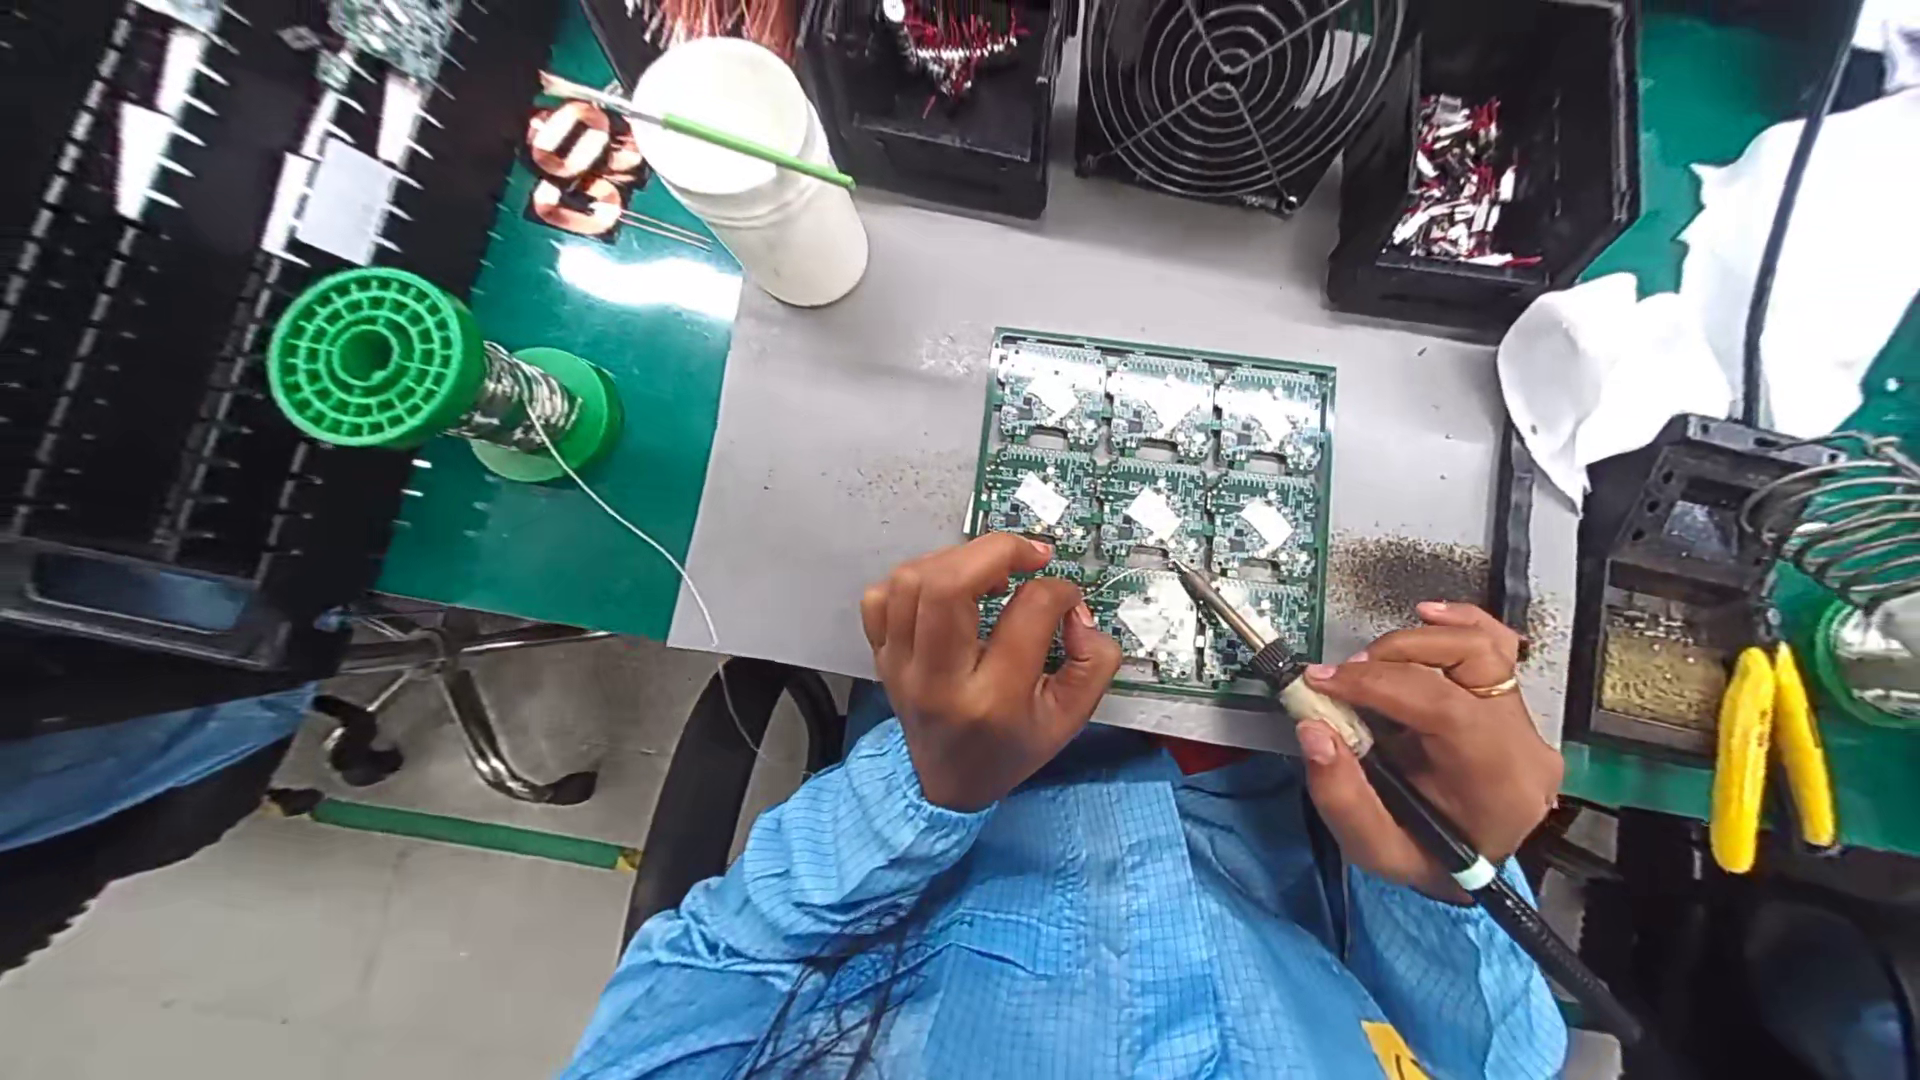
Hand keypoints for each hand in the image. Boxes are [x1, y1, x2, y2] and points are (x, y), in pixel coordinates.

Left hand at [860, 533, 1121, 811]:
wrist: (948, 783)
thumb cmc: (1009, 749)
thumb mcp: (1069, 719)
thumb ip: (1092, 663)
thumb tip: (1074, 610)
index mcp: (992, 701)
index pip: (1027, 615)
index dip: (1057, 590)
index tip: (1066, 596)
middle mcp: (937, 681)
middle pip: (947, 586)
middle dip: (996, 551)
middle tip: (1027, 556)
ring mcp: (900, 665)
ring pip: (912, 581)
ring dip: (957, 559)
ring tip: (988, 570)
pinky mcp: (881, 655)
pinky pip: (881, 596)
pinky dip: (915, 577)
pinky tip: (946, 587)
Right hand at [1294, 602, 1561, 900]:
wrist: (1459, 863)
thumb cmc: (1420, 854)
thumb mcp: (1373, 847)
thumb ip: (1340, 795)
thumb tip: (1313, 728)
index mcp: (1498, 782)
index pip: (1447, 708)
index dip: (1378, 684)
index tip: (1322, 681)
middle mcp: (1522, 745)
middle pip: (1467, 666)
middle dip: (1387, 661)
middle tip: (1338, 679)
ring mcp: (1520, 720)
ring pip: (1479, 645)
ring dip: (1411, 643)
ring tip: (1367, 663)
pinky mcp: (1506, 701)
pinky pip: (1494, 643)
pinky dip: (1456, 622)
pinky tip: (1425, 614)